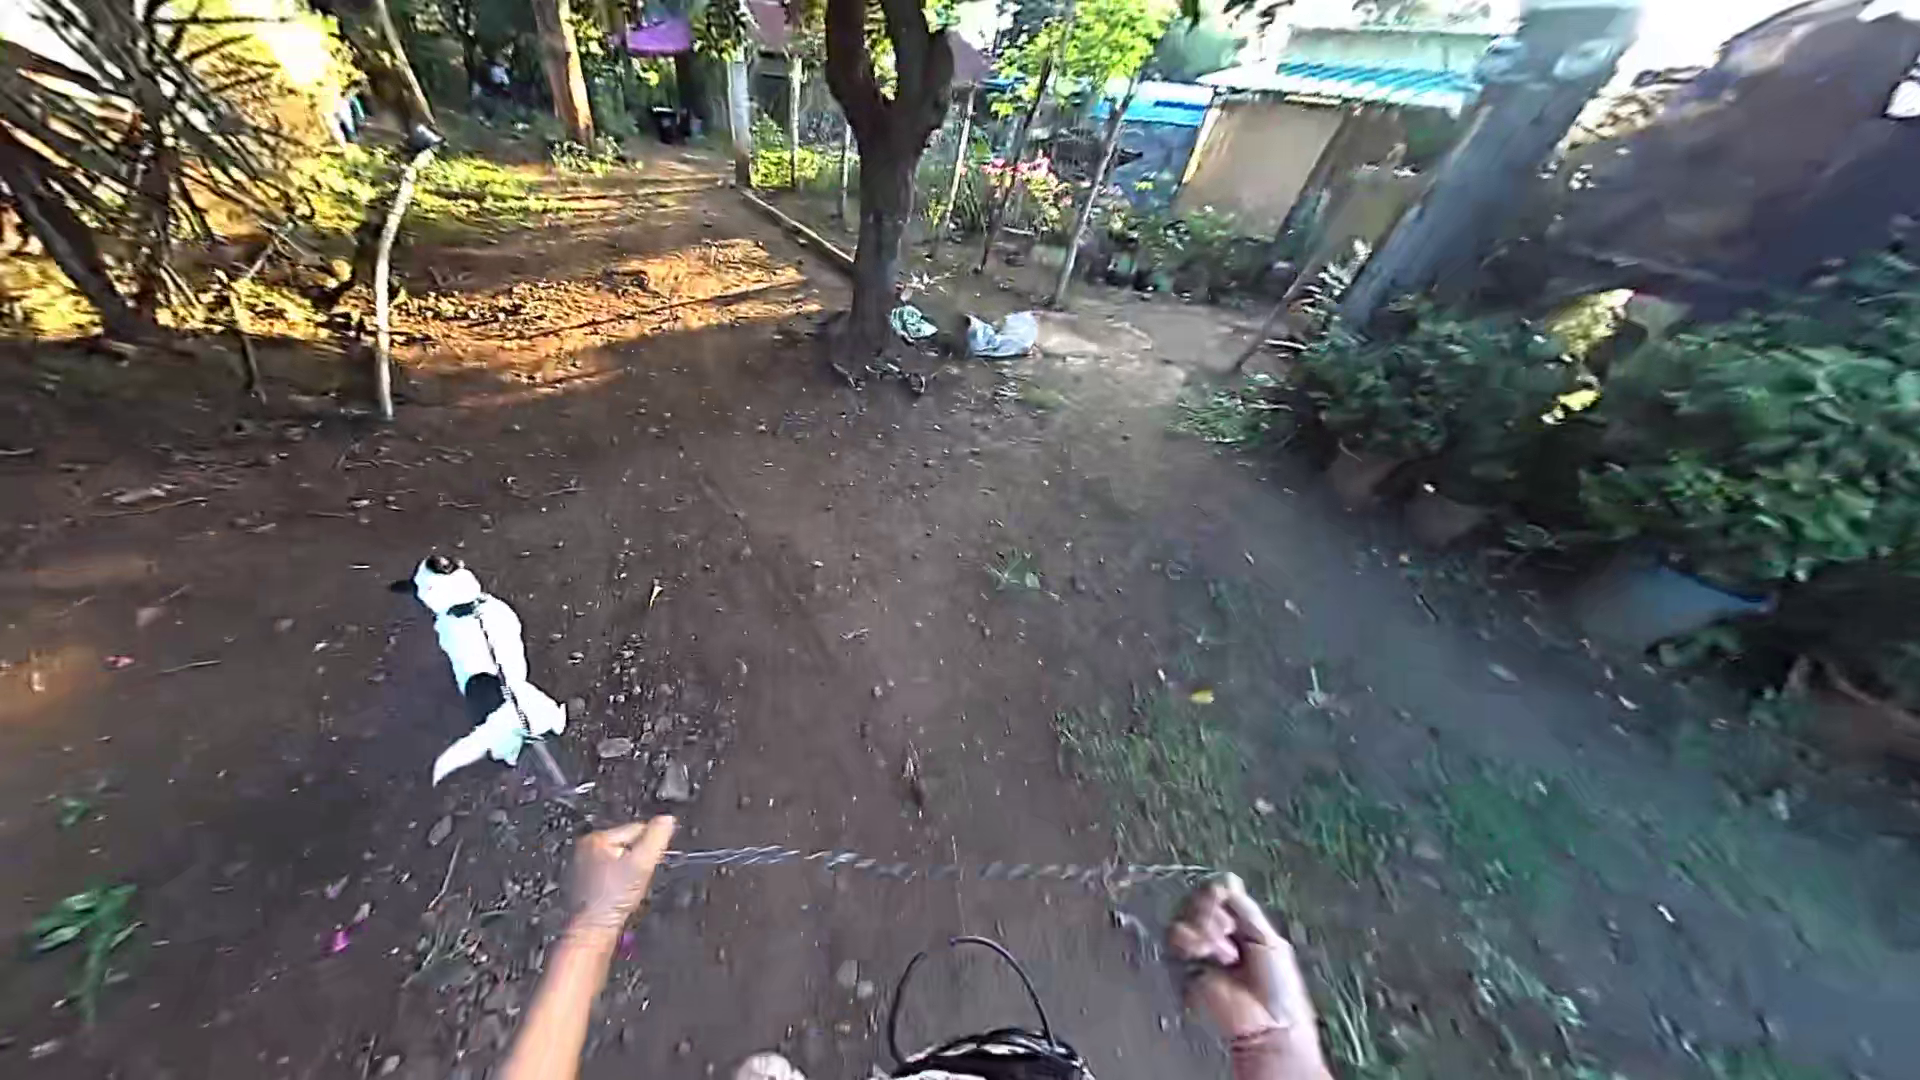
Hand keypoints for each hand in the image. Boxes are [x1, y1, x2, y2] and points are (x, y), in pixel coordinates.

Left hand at [568, 817, 676, 934]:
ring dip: (630, 870)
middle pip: (630, 843)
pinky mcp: (585, 882)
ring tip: (625, 887)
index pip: (639, 829)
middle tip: (634, 879)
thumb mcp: (643, 862)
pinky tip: (618, 893)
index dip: (649, 847)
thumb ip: (658, 836)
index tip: (644, 865)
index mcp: (596, 839)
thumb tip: (668, 819)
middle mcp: (586, 849)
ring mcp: (583, 866)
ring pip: (623, 858)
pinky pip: (613, 871)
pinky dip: (620, 880)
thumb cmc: (612, 899)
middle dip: (638, 859)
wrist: (593, 932)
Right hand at [1167, 874, 1320, 1052]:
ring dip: (1206, 927)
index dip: (1218, 891)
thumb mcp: (1270, 940)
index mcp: (1234, 921)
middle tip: (1228, 930)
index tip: (1228, 900)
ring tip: (1224, 952)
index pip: (1214, 888)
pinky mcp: (1181, 961)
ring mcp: (1196, 944)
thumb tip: (1227, 880)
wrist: (1268, 1025)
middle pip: (1197, 895)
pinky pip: (1176, 933)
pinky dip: (1193, 939)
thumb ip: (1246, 908)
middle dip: (1212, 910)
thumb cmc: (1277, 989)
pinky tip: (1209, 955)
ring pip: (1184, 911)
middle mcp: (1212, 928)